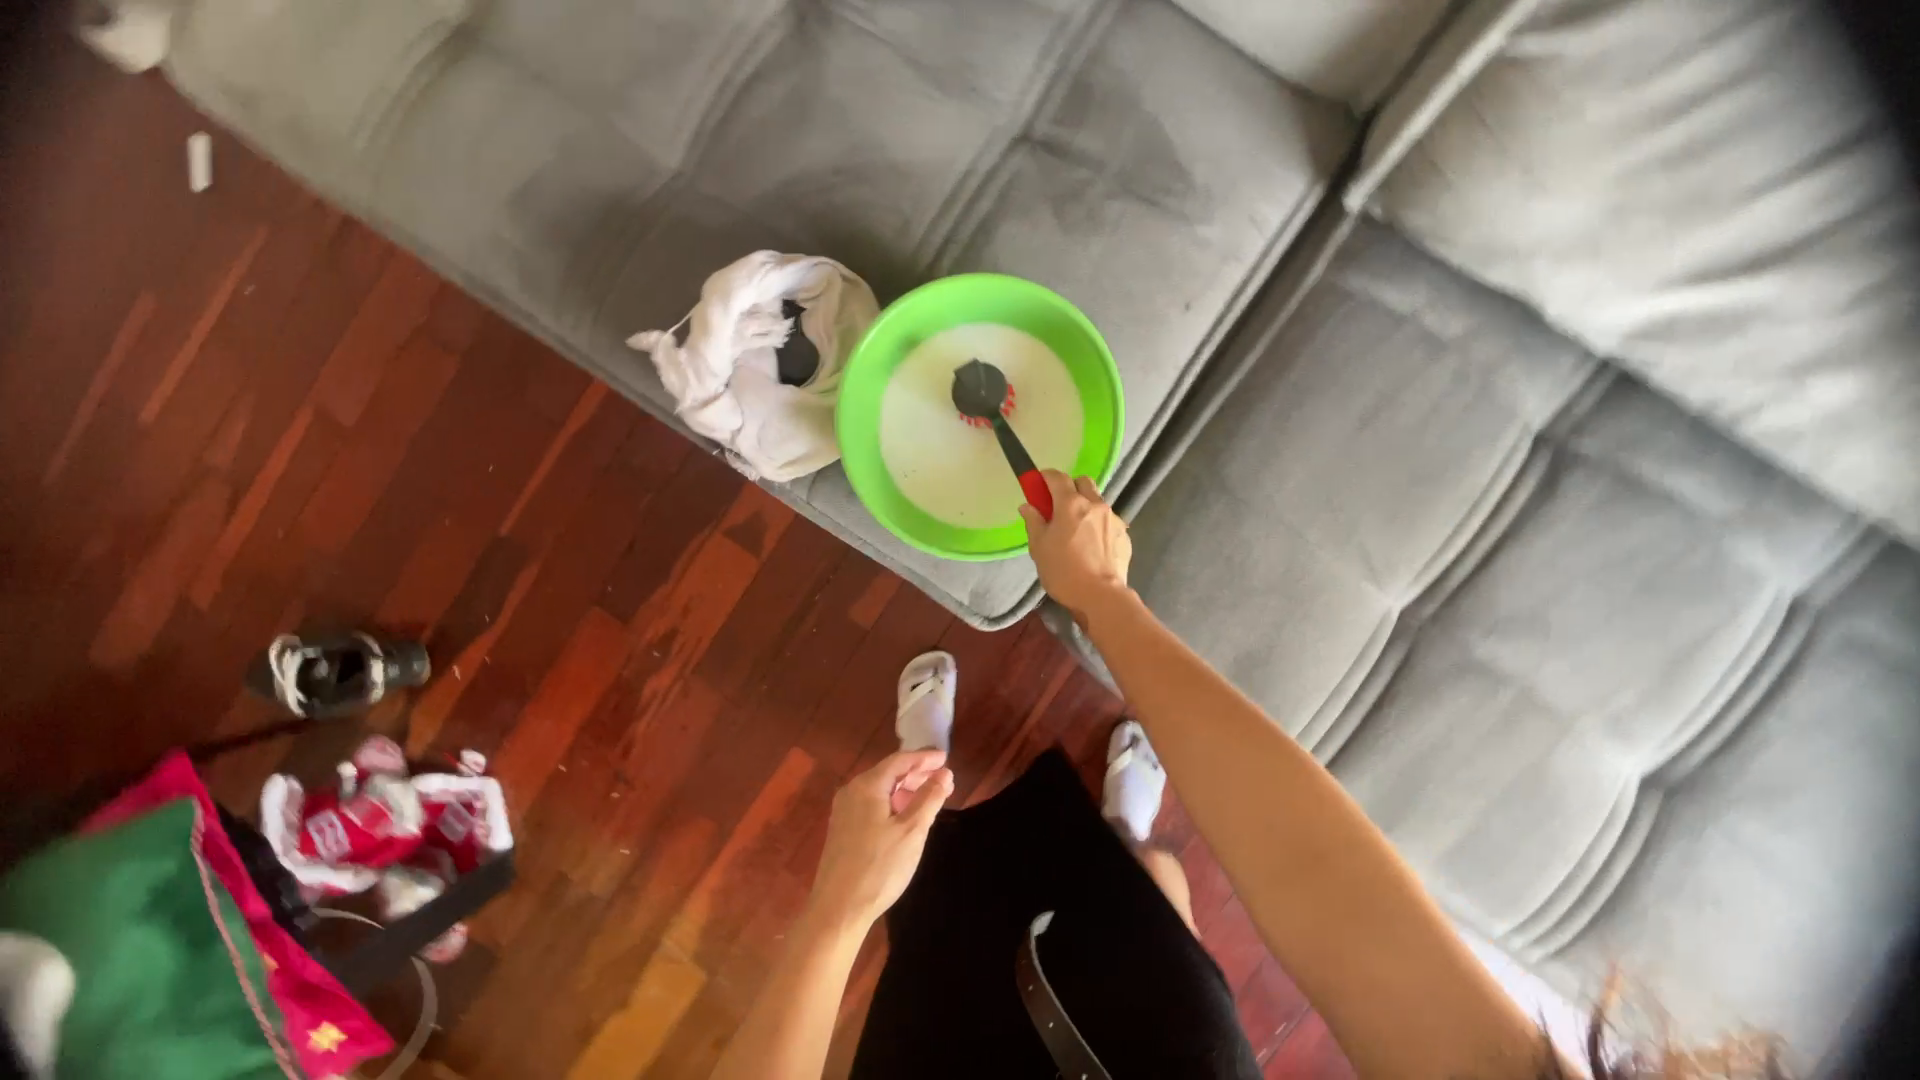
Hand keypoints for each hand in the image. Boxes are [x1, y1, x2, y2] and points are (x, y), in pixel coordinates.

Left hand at [805, 749, 952, 933]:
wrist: (838, 908)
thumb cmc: (879, 867)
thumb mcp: (911, 831)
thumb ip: (929, 798)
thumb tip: (943, 773)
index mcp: (867, 786)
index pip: (899, 760)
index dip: (924, 758)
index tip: (945, 758)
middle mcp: (851, 792)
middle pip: (888, 774)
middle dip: (916, 774)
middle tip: (942, 779)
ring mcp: (844, 812)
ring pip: (879, 791)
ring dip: (905, 790)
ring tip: (928, 797)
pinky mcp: (843, 830)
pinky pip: (871, 806)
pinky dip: (892, 804)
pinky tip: (905, 817)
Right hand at [1019, 469, 1132, 621]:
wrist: (1100, 596)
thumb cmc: (1063, 571)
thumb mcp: (1039, 547)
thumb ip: (1033, 522)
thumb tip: (1028, 506)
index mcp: (1071, 504)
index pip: (1057, 477)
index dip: (1045, 477)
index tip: (1038, 483)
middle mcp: (1095, 504)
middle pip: (1082, 482)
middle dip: (1070, 487)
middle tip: (1059, 505)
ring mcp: (1113, 518)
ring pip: (1098, 501)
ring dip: (1086, 505)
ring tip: (1077, 529)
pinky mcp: (1124, 534)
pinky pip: (1109, 521)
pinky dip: (1098, 525)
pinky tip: (1093, 545)